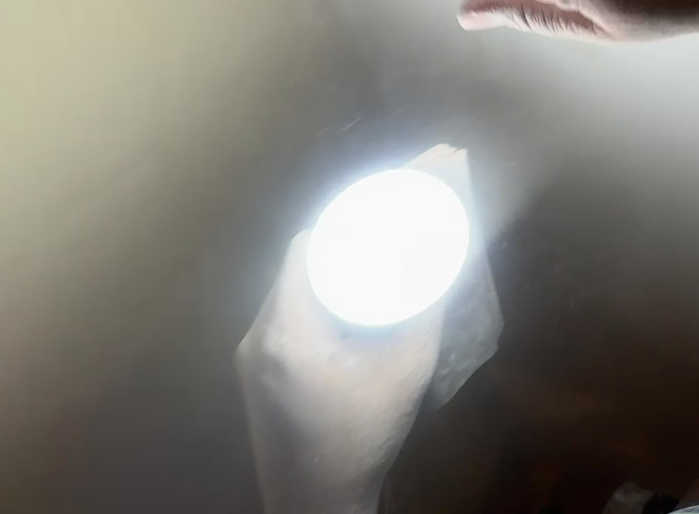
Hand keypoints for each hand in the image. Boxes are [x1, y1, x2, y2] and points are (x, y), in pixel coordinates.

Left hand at [236, 233, 443, 513]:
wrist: (318, 501)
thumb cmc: (364, 432)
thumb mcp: (409, 367)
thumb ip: (427, 309)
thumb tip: (447, 259)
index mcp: (288, 331)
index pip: (303, 249)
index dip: (339, 222)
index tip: (377, 212)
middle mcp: (258, 337)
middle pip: (296, 265)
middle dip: (339, 243)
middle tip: (382, 232)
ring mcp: (251, 357)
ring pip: (289, 288)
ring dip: (326, 269)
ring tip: (370, 259)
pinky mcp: (256, 373)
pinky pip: (284, 313)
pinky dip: (314, 296)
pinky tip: (348, 300)